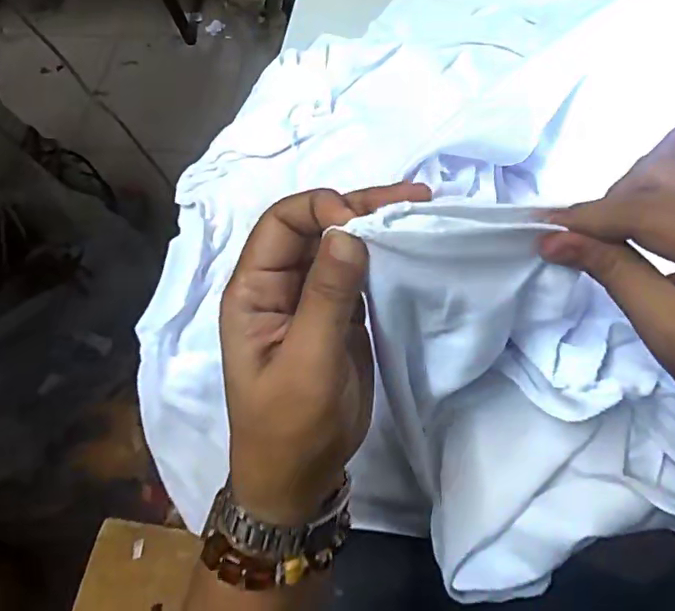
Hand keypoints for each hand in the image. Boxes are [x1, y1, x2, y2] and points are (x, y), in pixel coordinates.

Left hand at [220, 183, 428, 524]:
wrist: (302, 479)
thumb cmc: (290, 427)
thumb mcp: (307, 363)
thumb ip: (327, 297)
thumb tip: (350, 232)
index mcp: (254, 291)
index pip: (281, 223)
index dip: (320, 210)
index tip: (361, 224)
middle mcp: (280, 283)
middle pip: (316, 223)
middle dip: (360, 204)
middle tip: (412, 196)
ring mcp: (312, 295)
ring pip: (342, 240)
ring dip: (378, 220)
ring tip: (420, 205)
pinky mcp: (342, 309)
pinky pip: (362, 266)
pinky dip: (386, 250)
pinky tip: (411, 240)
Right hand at [540, 126, 674, 457]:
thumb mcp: (672, 336)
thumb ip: (615, 274)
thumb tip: (557, 238)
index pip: (652, 208)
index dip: (593, 216)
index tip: (545, 227)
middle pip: (666, 169)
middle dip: (617, 199)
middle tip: (592, 242)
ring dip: (642, 180)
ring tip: (627, 227)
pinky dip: (666, 178)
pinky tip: (658, 215)